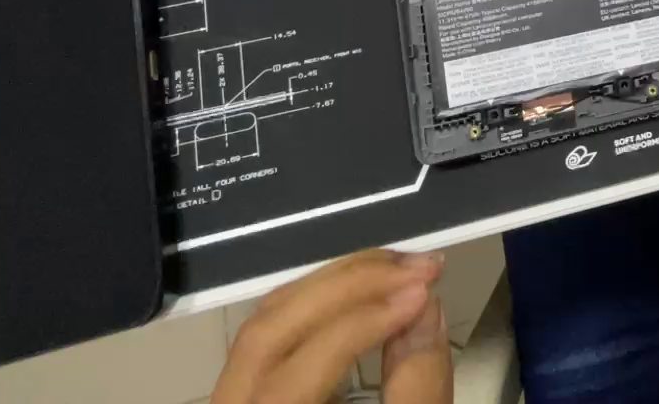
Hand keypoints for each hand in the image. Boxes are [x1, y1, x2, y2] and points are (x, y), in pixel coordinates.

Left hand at [213, 248, 452, 403]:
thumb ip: (417, 388)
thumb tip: (426, 308)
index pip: (295, 372)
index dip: (364, 324)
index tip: (428, 293)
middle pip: (271, 328)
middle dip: (354, 285)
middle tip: (423, 268)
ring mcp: (230, 399)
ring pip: (271, 318)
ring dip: (347, 282)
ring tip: (409, 269)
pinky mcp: (249, 390)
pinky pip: (283, 329)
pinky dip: (334, 300)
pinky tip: (380, 291)